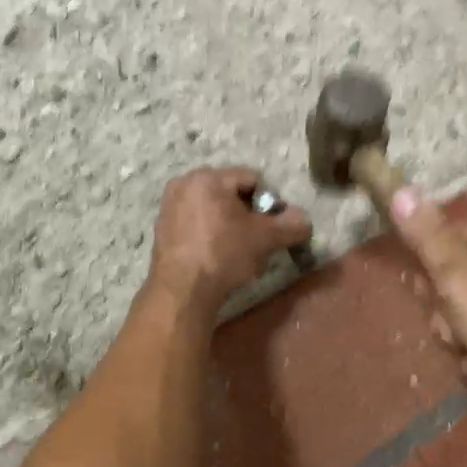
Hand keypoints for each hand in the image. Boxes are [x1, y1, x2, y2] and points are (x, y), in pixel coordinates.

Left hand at [148, 166, 312, 315]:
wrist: (182, 289)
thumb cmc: (224, 254)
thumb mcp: (265, 239)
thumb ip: (290, 225)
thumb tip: (305, 219)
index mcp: (209, 177)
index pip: (251, 178)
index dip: (269, 202)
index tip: (273, 226)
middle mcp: (185, 182)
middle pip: (229, 191)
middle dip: (247, 212)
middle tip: (256, 239)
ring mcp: (170, 204)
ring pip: (212, 207)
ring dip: (228, 223)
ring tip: (237, 250)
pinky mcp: (162, 225)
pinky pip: (194, 220)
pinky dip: (208, 231)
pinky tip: (216, 255)